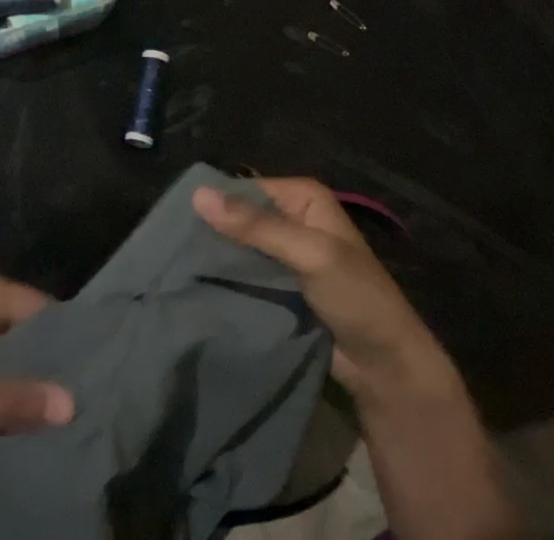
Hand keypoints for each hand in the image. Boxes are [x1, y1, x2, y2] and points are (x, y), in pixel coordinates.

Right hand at [192, 179, 449, 402]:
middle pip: (238, 217)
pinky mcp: (277, 286)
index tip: (173, 223)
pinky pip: (243, 275)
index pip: (243, 188)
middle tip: (168, 249)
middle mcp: (292, 218)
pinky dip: (224, 281)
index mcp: (304, 198)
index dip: (212, 203)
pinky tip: (195, 288)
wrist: (384, 364)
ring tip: (173, 269)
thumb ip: (257, 226)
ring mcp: (284, 255)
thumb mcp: (310, 254)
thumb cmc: (357, 298)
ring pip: (237, 247)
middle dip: (209, 232)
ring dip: (213, 259)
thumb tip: (198, 196)